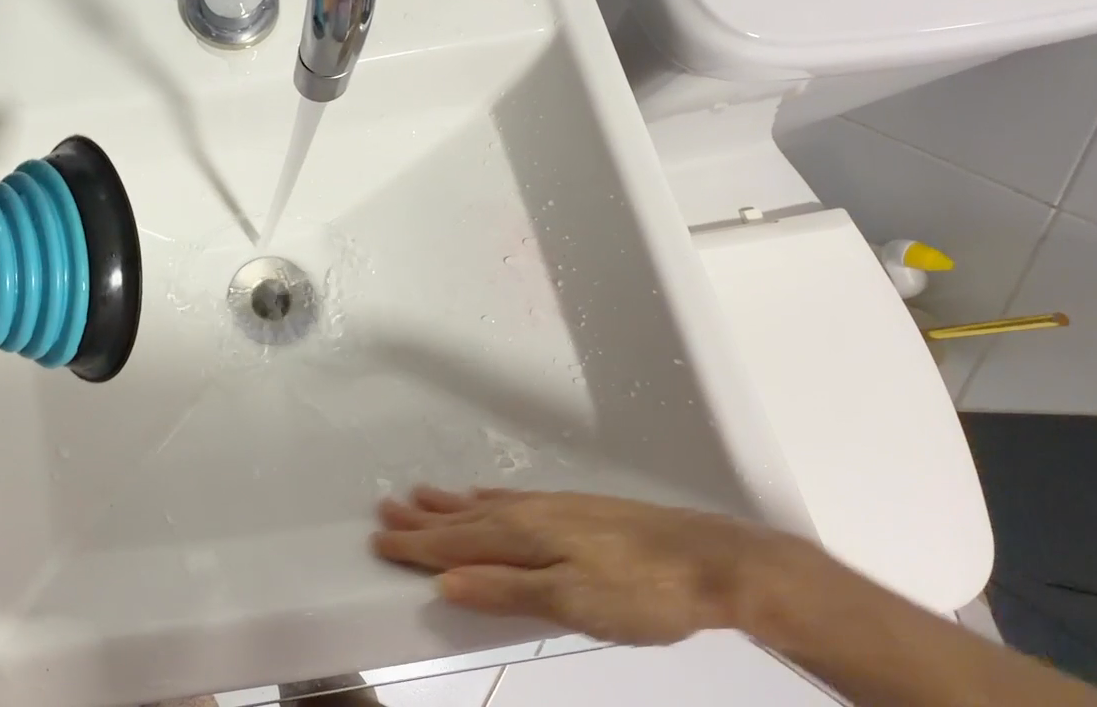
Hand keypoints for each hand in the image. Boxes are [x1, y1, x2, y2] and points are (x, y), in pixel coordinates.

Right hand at [372, 487, 805, 645]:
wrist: (716, 563)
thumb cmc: (643, 592)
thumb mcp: (573, 602)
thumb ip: (507, 590)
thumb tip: (445, 580)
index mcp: (522, 537)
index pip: (455, 543)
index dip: (416, 544)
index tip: (379, 539)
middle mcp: (529, 515)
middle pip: (463, 519)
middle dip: (422, 519)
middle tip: (385, 507)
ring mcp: (553, 509)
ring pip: (484, 506)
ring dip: (448, 505)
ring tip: (419, 494)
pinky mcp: (575, 511)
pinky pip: (510, 500)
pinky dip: (486, 499)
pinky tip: (486, 497)